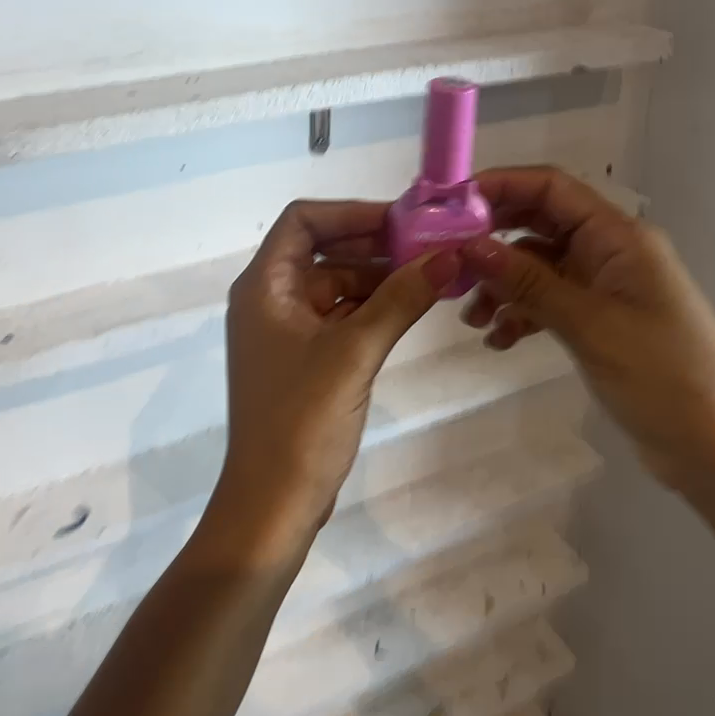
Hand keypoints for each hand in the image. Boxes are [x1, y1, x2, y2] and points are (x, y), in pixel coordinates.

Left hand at [214, 201, 459, 552]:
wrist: (273, 502)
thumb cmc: (302, 419)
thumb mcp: (355, 351)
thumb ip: (401, 298)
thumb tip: (451, 255)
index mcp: (263, 285)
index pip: (302, 221)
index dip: (351, 213)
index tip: (401, 222)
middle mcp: (268, 299)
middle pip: (320, 250)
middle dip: (371, 245)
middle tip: (428, 246)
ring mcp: (283, 331)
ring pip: (333, 285)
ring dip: (376, 278)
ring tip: (430, 275)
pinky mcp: (301, 360)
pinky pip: (337, 317)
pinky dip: (370, 309)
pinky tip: (409, 308)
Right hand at [457, 167, 714, 488]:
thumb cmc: (663, 376)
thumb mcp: (589, 324)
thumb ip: (528, 282)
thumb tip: (468, 245)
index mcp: (619, 236)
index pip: (551, 188)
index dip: (500, 186)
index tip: (448, 206)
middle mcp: (611, 252)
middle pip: (540, 223)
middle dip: (492, 238)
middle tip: (447, 262)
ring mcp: (606, 288)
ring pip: (539, 266)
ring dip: (502, 284)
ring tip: (470, 319)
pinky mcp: (601, 322)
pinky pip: (549, 301)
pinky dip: (521, 314)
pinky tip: (498, 340)